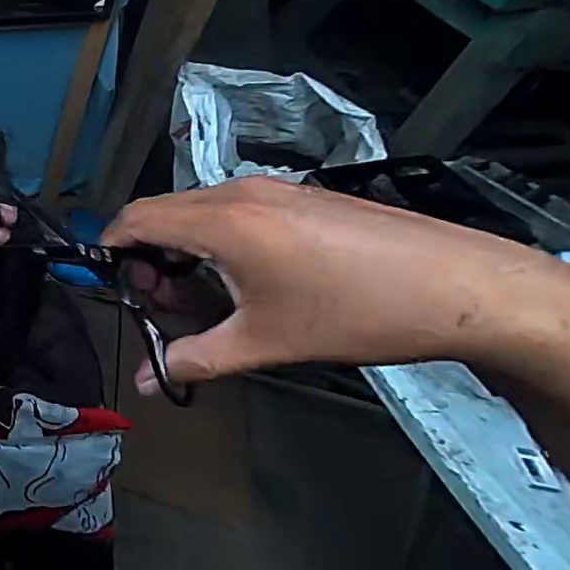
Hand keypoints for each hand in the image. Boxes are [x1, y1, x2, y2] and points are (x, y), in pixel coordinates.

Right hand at [103, 176, 569, 393]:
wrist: (461, 284)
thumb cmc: (353, 312)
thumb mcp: (266, 342)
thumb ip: (196, 359)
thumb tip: (148, 382)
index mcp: (221, 219)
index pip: (136, 216)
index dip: (111, 246)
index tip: (108, 281)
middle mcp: (239, 190)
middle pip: (164, 211)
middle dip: (148, 256)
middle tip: (162, 305)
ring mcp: (273, 187)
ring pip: (199, 210)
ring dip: (184, 248)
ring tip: (206, 297)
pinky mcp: (299, 195)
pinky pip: (233, 208)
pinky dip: (216, 238)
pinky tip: (248, 277)